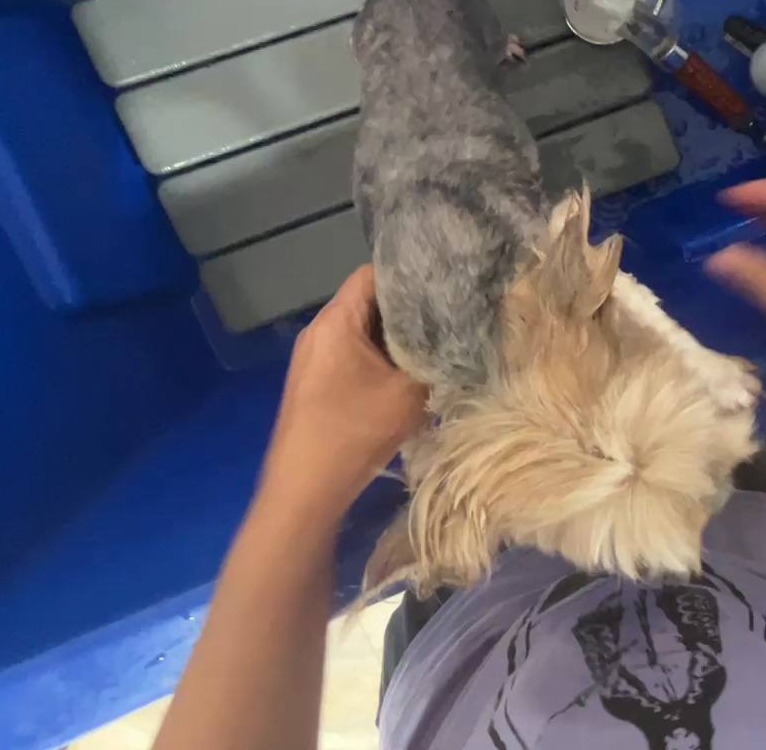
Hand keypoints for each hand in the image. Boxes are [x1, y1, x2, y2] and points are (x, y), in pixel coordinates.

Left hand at [261, 265, 428, 510]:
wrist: (304, 491)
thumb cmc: (354, 431)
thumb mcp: (409, 392)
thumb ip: (437, 357)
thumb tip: (461, 337)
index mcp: (336, 321)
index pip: (374, 274)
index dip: (411, 275)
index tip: (445, 284)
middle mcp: (319, 330)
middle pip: (368, 300)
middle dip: (409, 307)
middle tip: (449, 313)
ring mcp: (314, 356)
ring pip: (363, 327)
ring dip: (396, 335)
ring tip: (435, 341)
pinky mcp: (316, 379)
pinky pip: (353, 350)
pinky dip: (381, 354)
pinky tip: (407, 371)